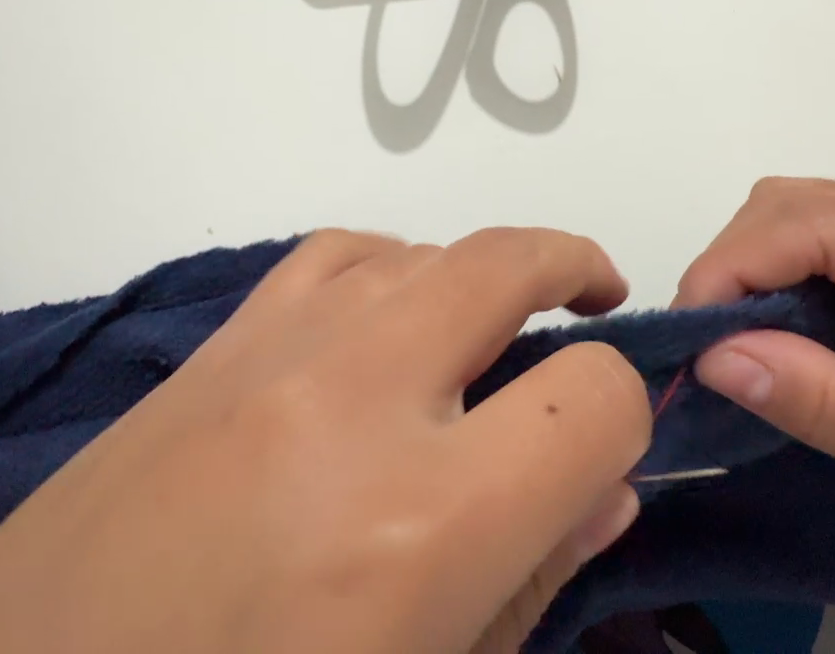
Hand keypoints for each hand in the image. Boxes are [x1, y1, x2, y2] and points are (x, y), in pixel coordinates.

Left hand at [0, 229, 650, 653]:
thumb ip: (532, 584)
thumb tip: (607, 484)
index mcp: (420, 530)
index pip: (592, 400)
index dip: (624, 414)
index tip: (605, 446)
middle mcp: (351, 408)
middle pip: (505, 265)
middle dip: (575, 272)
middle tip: (596, 304)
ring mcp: (268, 357)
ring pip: (418, 249)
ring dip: (480, 272)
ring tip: (496, 319)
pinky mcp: (209, 347)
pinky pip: (331, 255)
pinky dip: (389, 267)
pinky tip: (389, 312)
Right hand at [676, 180, 834, 653]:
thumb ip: (834, 408)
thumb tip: (712, 355)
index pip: (825, 225)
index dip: (734, 267)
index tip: (686, 340)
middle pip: (810, 201)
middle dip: (737, 266)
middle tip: (710, 352)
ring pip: (817, 206)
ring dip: (762, 267)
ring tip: (749, 347)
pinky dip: (796, 271)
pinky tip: (801, 332)